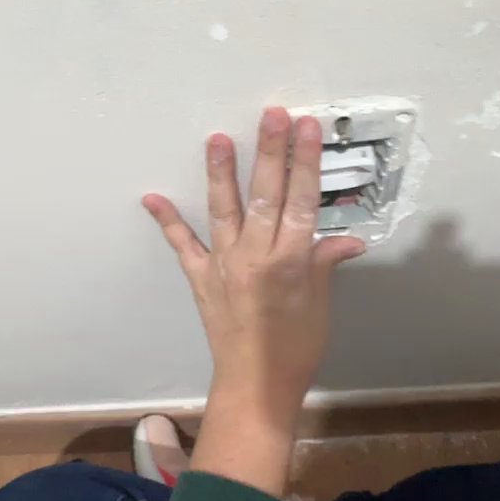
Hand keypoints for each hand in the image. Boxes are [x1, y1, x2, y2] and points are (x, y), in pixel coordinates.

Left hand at [142, 108, 365, 493]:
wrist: (255, 386)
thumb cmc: (296, 348)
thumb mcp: (320, 305)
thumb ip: (325, 264)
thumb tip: (348, 239)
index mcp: (291, 261)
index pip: (302, 200)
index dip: (305, 162)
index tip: (307, 127)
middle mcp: (256, 256)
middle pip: (266, 195)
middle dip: (270, 152)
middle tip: (272, 114)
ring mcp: (224, 265)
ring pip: (224, 210)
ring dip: (221, 173)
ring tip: (217, 137)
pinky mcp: (201, 279)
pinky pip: (183, 247)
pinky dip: (168, 222)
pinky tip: (151, 197)